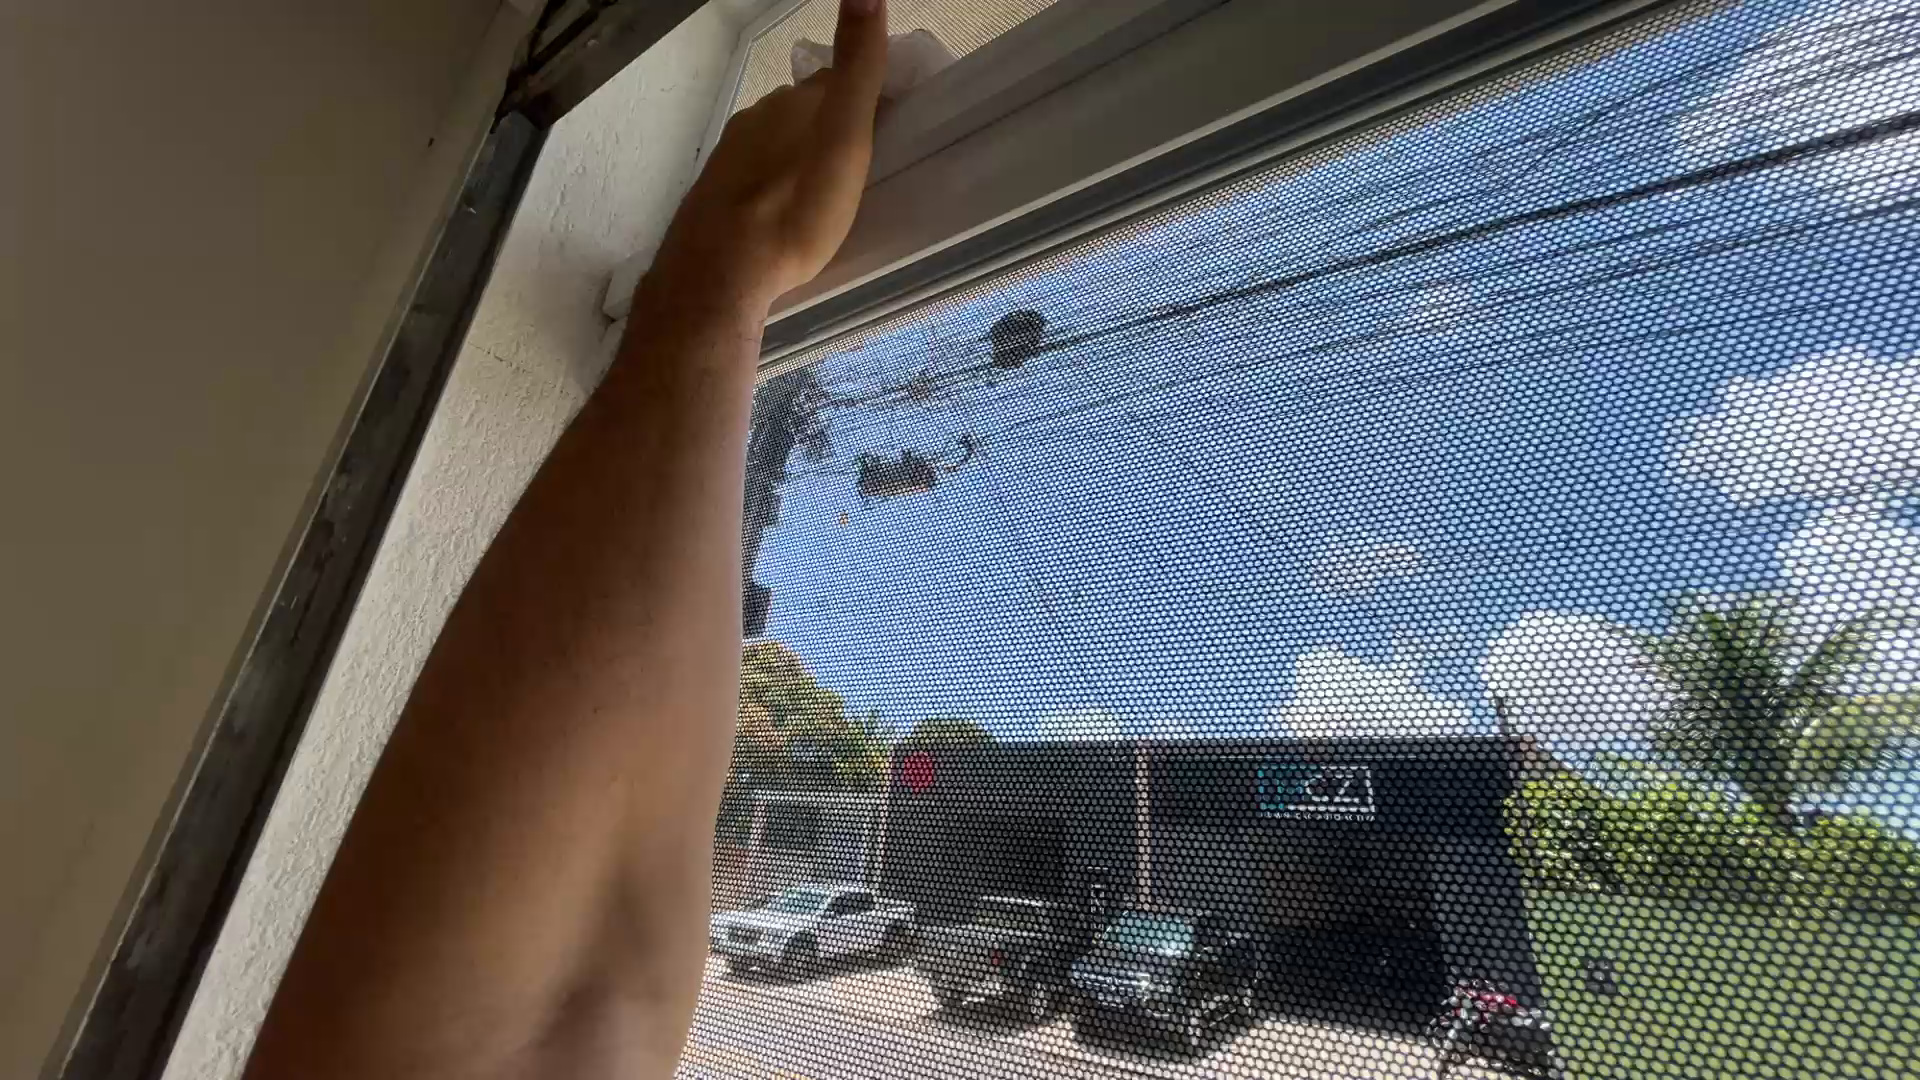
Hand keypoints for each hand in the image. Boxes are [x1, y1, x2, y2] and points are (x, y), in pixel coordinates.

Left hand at [653, 0, 888, 308]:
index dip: (863, 95)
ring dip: (798, 156)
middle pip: (803, 112)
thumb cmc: (796, 210)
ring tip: (821, 193)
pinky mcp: (717, 193)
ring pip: (774, 143)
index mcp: (797, 104)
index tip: (887, 121)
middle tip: (857, 164)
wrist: (725, 266)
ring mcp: (733, 154)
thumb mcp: (842, 139)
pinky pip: (754, 176)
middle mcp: (760, 118)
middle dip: (828, 127)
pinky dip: (773, 184)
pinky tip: (781, 210)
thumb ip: (857, 68)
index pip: (836, 82)